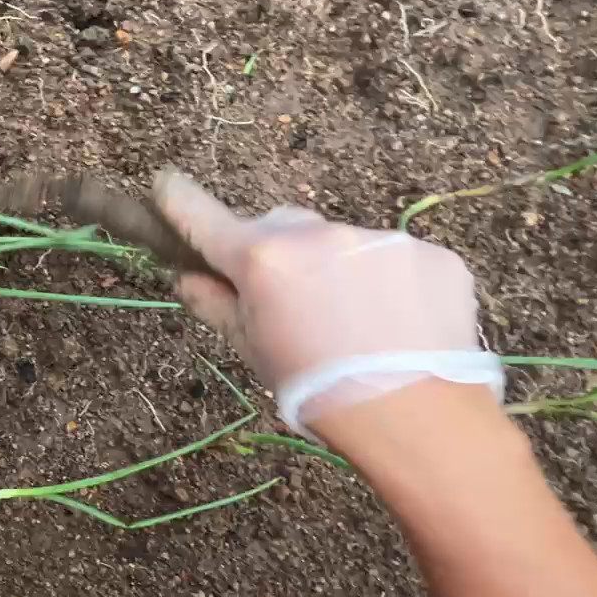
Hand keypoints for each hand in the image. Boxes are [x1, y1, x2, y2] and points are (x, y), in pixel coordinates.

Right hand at [152, 170, 502, 428]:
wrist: (412, 414)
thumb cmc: (309, 382)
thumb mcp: (245, 343)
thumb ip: (211, 300)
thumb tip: (189, 276)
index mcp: (261, 258)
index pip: (204, 217)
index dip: (179, 200)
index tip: (165, 182)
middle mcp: (317, 235)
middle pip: (276, 225)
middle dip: (269, 248)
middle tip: (278, 292)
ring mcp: (380, 241)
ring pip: (335, 240)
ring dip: (327, 264)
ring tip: (343, 315)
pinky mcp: (432, 254)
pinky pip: (388, 255)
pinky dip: (378, 277)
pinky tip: (385, 317)